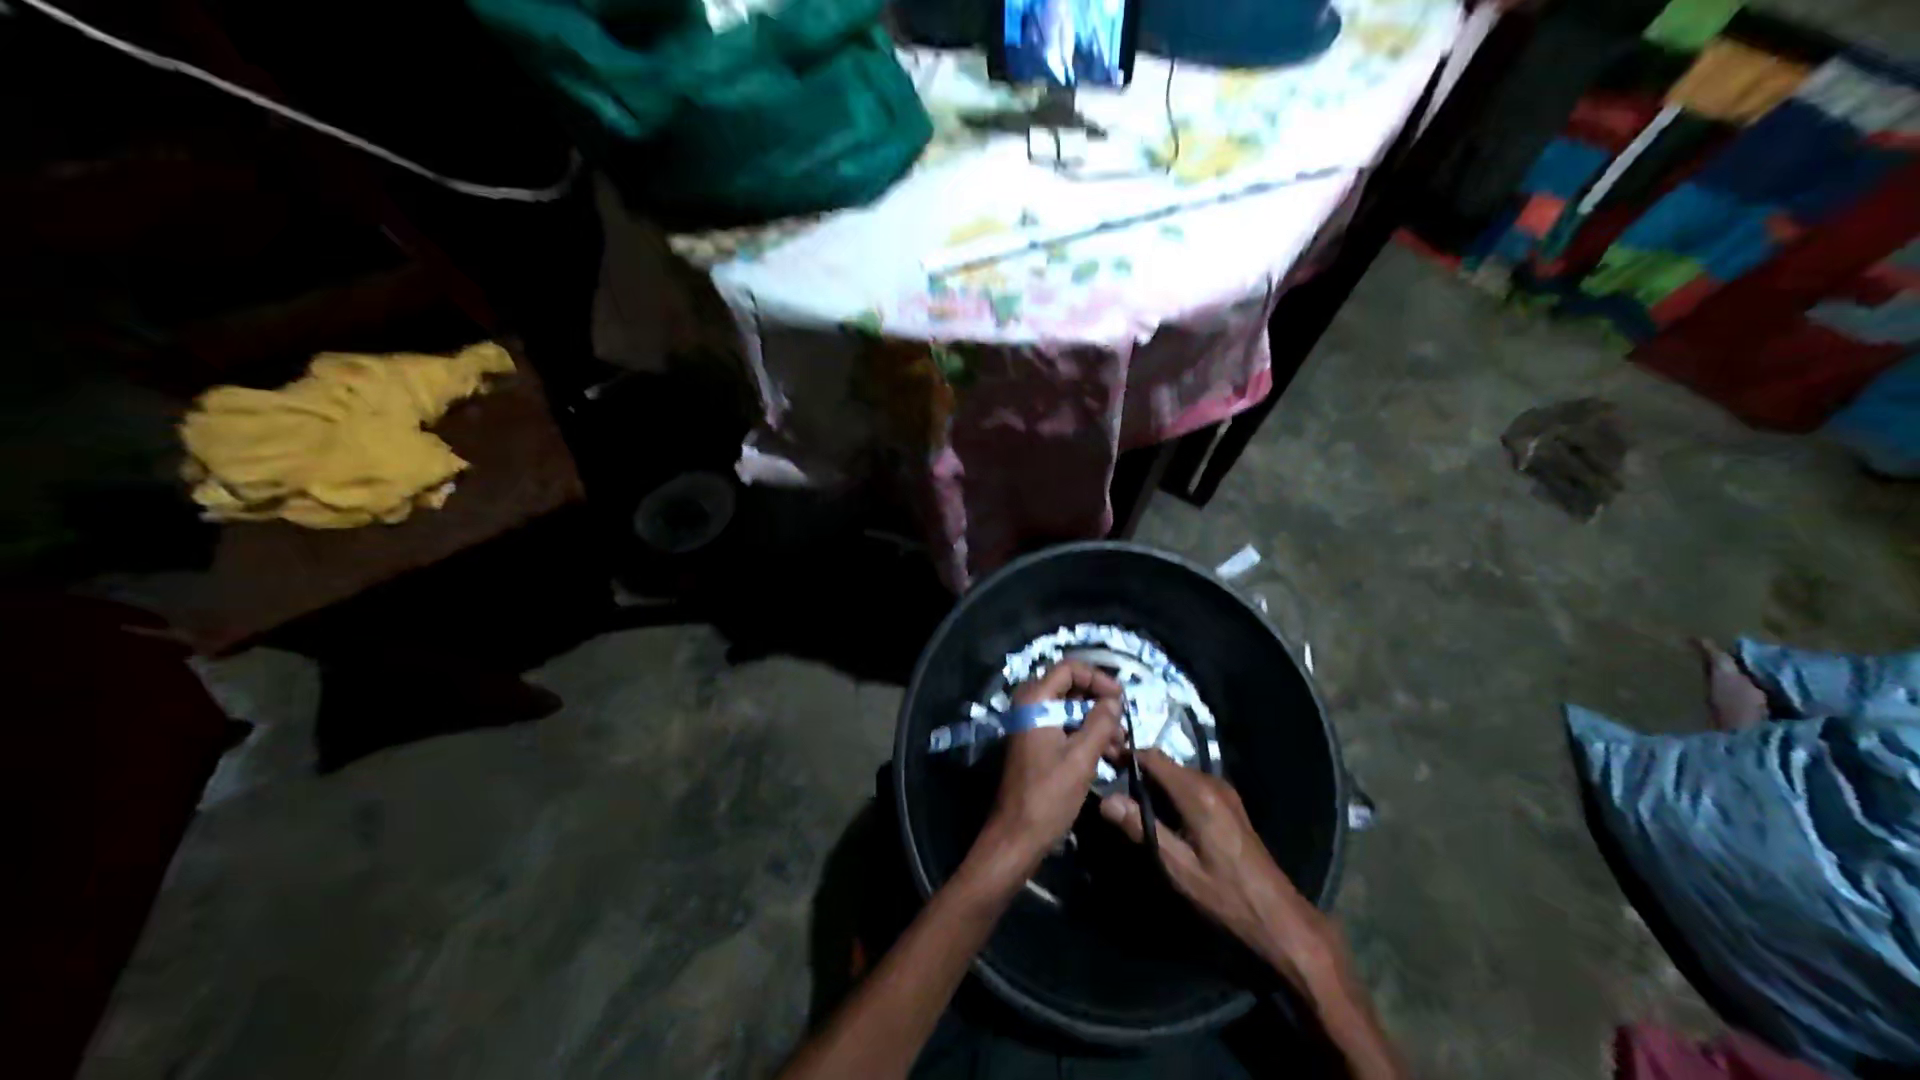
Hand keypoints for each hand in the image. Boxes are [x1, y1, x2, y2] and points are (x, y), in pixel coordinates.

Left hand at [973, 661, 1124, 881]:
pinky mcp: (1034, 745)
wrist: (1016, 835)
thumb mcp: (1081, 758)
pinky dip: (1084, 736)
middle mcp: (1028, 707)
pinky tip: (1107, 755)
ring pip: (1068, 710)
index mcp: (1033, 702)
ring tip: (1120, 745)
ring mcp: (1029, 726)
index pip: (1068, 669)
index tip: (1121, 698)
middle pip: (1068, 688)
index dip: (1097, 678)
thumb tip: (1114, 701)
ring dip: (1095, 722)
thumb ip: (1100, 723)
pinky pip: (1062, 728)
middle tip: (1123, 722)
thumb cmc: (1048, 795)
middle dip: (1098, 703)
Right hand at [1099, 750, 1351, 996]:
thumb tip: (1106, 800)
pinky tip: (1161, 814)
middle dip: (1139, 771)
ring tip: (1129, 801)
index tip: (1103, 762)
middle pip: (1166, 764)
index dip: (1127, 755)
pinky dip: (1172, 792)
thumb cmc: (1226, 894)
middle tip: (1111, 786)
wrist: (1279, 917)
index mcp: (1198, 794)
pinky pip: (1193, 786)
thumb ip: (1142, 829)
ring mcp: (1225, 794)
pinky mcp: (1230, 806)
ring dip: (1155, 783)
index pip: (1154, 758)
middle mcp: (1212, 784)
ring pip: (1179, 775)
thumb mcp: (1178, 867)